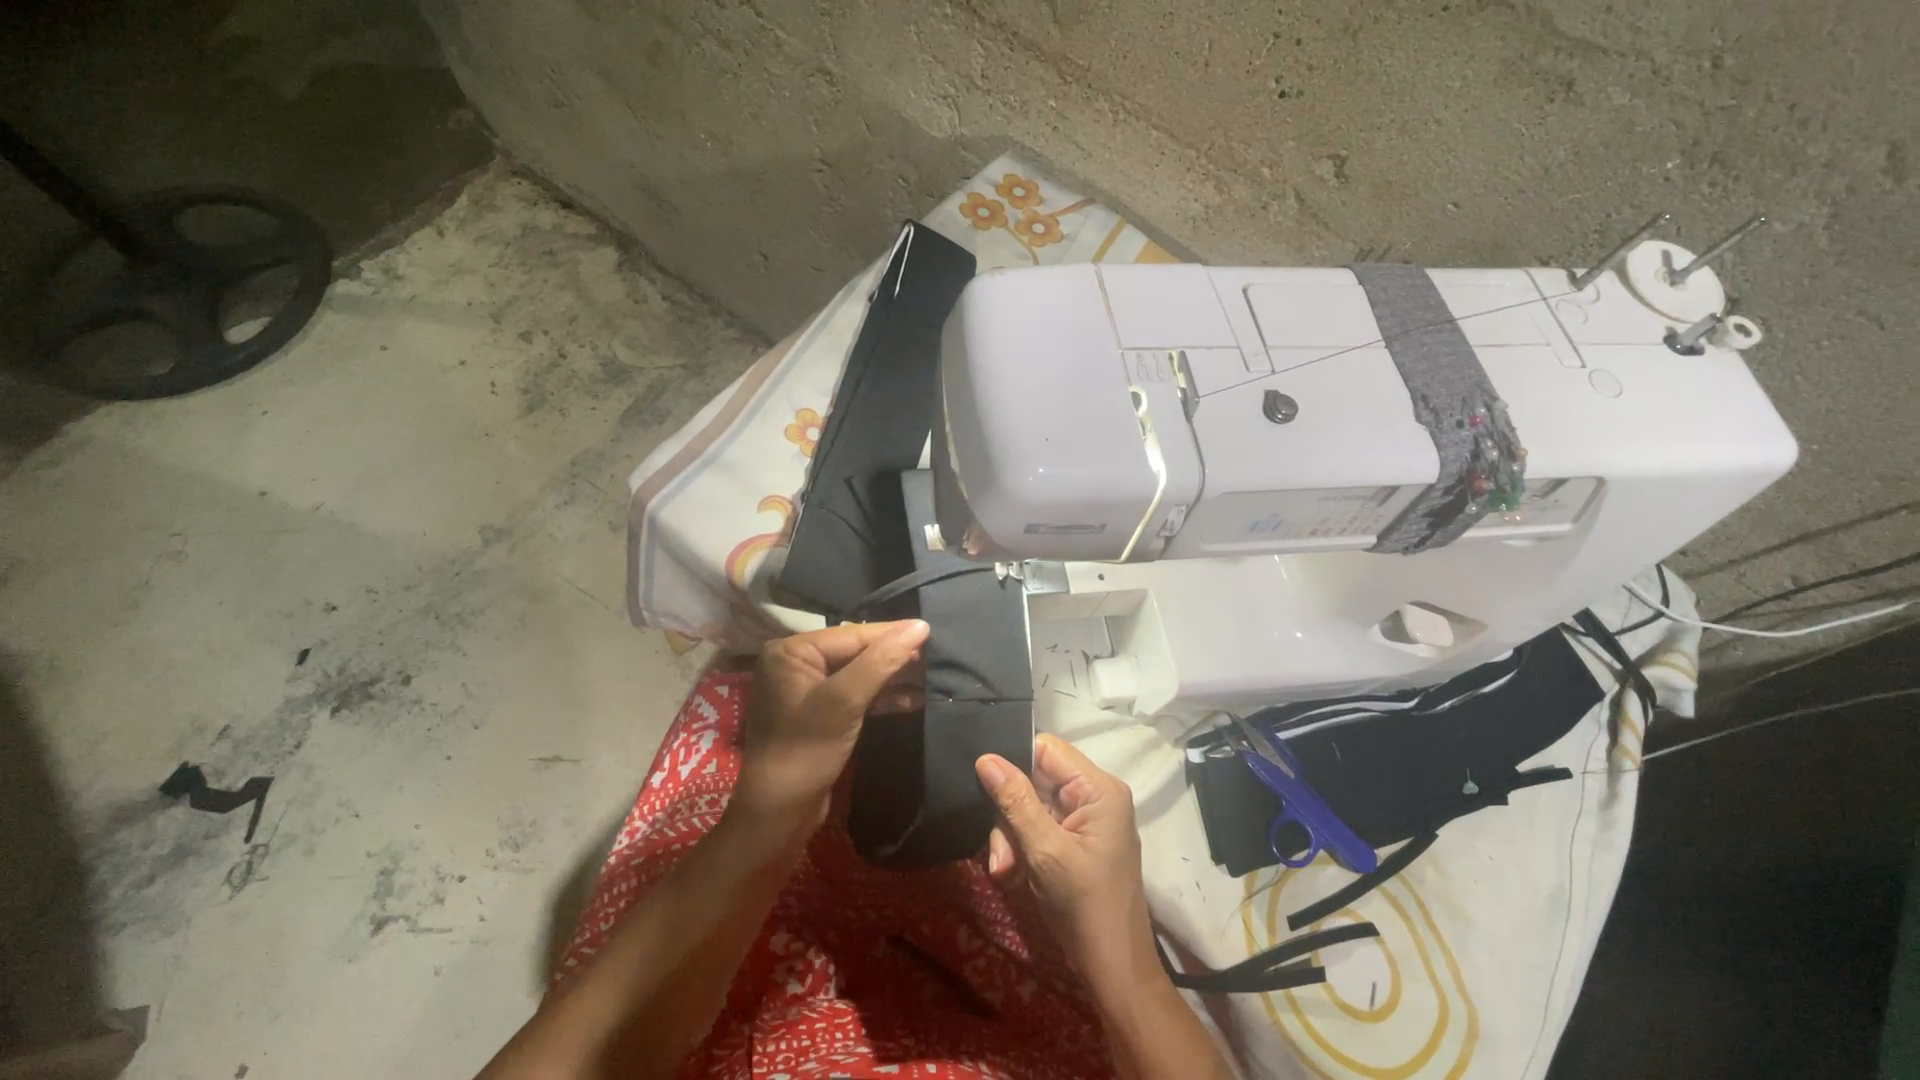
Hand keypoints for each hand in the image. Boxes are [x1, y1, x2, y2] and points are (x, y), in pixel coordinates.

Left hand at [734, 620, 929, 833]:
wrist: (780, 813)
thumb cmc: (806, 751)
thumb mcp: (844, 701)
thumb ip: (881, 661)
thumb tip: (920, 626)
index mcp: (792, 651)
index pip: (852, 634)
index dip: (893, 634)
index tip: (933, 632)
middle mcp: (797, 664)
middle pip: (856, 652)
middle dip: (895, 657)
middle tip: (937, 658)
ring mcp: (809, 691)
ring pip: (860, 674)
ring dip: (894, 678)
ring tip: (932, 678)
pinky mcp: (822, 715)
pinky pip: (857, 696)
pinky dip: (883, 697)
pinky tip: (915, 699)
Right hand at [975, 735, 1153, 988]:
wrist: (1112, 965)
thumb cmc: (1084, 905)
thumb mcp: (1045, 851)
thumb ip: (1015, 801)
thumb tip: (985, 758)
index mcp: (1099, 789)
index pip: (1047, 749)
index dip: (1014, 762)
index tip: (983, 785)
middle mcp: (1095, 796)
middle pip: (1035, 780)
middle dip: (1009, 815)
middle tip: (998, 854)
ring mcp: (1085, 820)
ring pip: (1031, 807)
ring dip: (1011, 837)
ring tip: (1004, 871)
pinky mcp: (1075, 841)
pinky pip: (1039, 828)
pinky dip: (1022, 848)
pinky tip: (1013, 873)